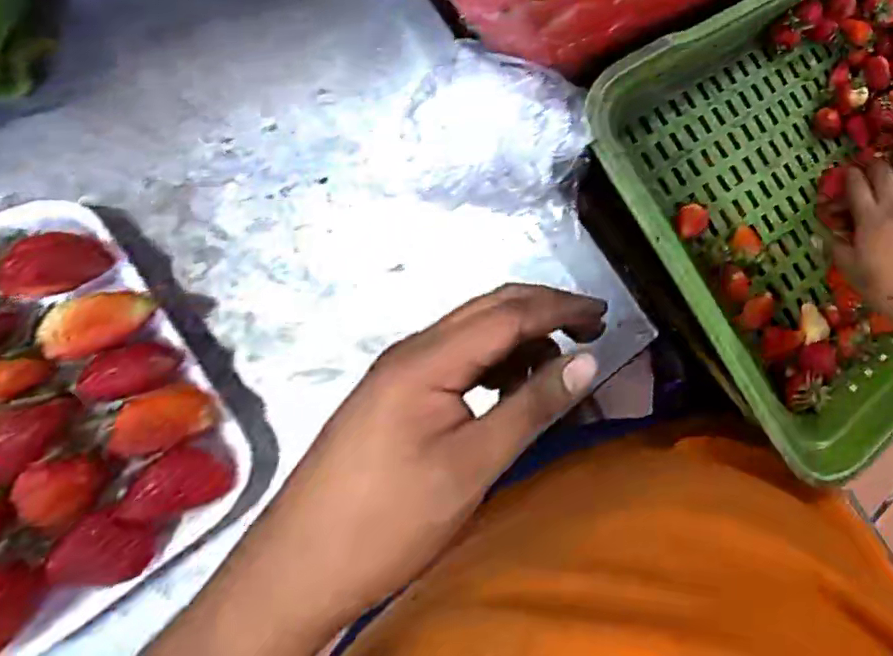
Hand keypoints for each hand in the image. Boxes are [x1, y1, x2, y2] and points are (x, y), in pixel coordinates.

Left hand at [152, 285, 604, 655]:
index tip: (606, 315)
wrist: (286, 584)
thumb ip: (533, 406)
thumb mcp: (471, 466)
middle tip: (592, 326)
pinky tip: (513, 386)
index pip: (509, 314)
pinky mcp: (393, 396)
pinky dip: (498, 358)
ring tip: (560, 361)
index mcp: (426, 360)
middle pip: (490, 308)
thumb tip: (589, 360)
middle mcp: (410, 352)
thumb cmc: (385, 523)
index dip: (562, 308)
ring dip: (522, 334)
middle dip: (545, 309)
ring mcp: (397, 373)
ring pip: (474, 329)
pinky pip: (458, 356)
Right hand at [833, 146, 892, 323]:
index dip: (849, 174)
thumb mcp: (852, 270)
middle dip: (874, 163)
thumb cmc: (886, 290)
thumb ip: (836, 246)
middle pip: (882, 171)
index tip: (847, 173)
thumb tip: (822, 229)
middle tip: (872, 163)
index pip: (855, 183)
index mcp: (869, 216)